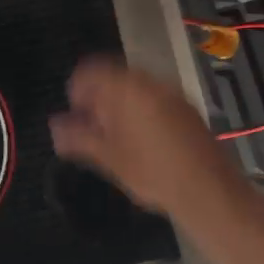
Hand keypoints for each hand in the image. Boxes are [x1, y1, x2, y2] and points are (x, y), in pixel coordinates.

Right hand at [49, 55, 224, 209]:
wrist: (209, 192)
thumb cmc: (152, 173)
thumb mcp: (108, 158)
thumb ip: (77, 137)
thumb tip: (54, 126)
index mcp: (127, 88)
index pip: (91, 71)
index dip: (77, 90)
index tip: (74, 114)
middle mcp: (151, 83)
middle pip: (114, 77)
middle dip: (99, 98)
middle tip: (93, 127)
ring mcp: (173, 94)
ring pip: (135, 88)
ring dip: (120, 104)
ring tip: (115, 136)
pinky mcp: (188, 109)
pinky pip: (155, 98)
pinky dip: (141, 110)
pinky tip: (141, 140)